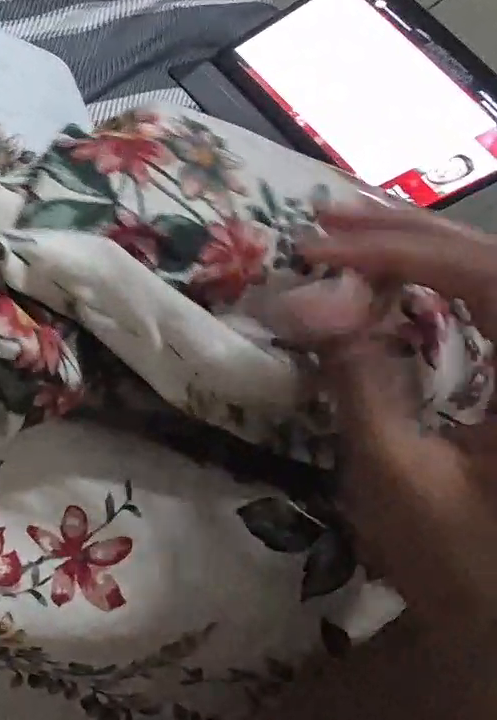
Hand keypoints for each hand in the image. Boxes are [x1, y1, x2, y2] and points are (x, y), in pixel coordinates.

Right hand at [281, 200, 496, 645]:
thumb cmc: (465, 565)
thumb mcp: (397, 477)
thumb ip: (357, 382)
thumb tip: (308, 302)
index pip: (494, 285)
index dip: (403, 254)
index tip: (316, 252)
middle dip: (413, 237)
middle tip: (324, 222)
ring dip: (431, 248)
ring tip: (351, 227)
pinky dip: (453, 279)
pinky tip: (402, 268)